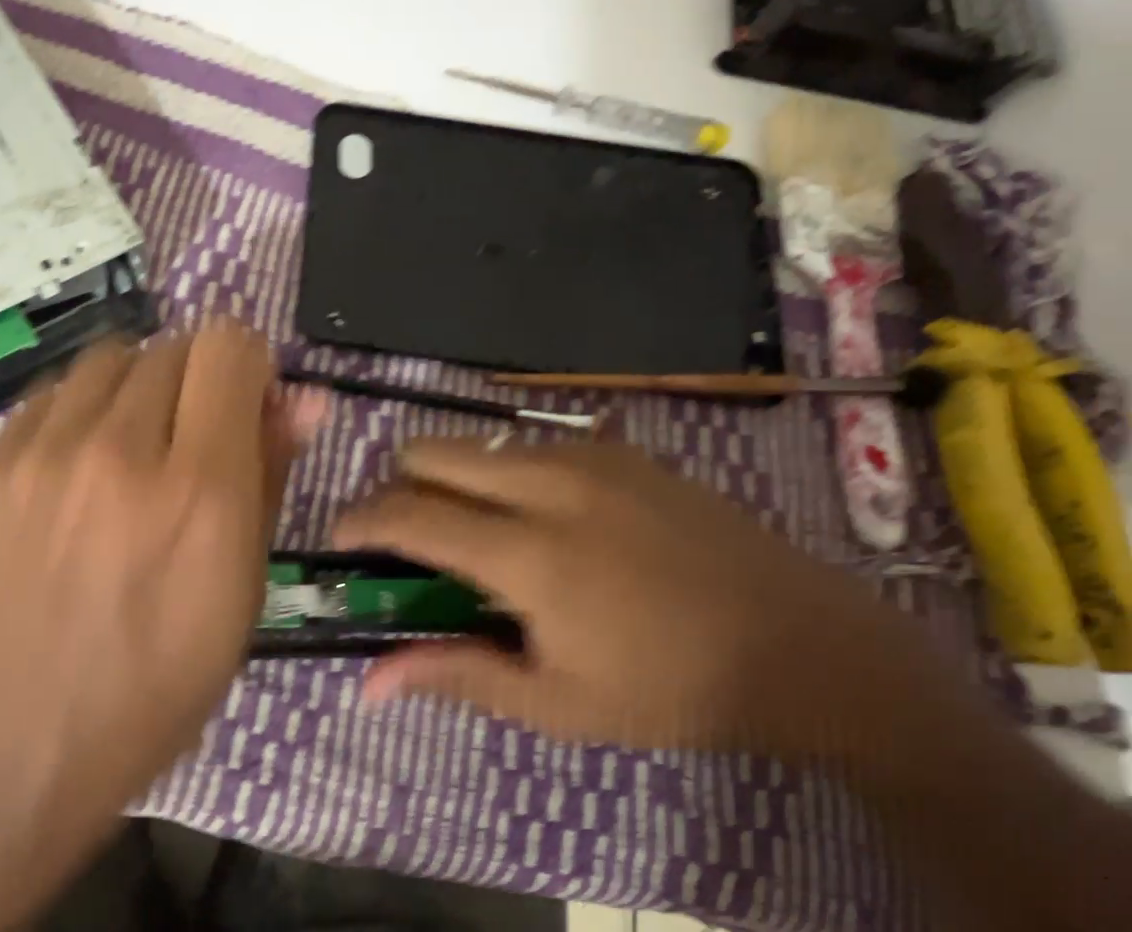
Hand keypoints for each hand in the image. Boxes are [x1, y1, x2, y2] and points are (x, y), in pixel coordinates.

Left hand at [0, 320, 319, 834]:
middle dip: (195, 384)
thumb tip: (302, 398)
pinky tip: (74, 470)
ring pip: (109, 358)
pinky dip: (78, 412)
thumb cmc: (152, 689)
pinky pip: (51, 394)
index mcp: (199, 492)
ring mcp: (45, 452)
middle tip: (186, 447)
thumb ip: (271, 479)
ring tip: (129, 453)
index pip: (229, 347)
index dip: (247, 370)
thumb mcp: (239, 597)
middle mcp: (120, 450)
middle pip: (171, 348)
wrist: (16, 740)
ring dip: (135, 389)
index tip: (242, 411)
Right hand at [335, 440, 962, 755]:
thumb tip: (367, 683)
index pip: (407, 513)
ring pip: (475, 439)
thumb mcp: (556, 704)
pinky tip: (540, 520)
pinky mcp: (623, 450)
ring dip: (449, 477)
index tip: (338, 541)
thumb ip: (455, 675)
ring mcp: (589, 457)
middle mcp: (548, 484)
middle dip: (397, 487)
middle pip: (427, 451)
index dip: (357, 521)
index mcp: (528, 552)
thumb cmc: (671, 688)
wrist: (806, 646)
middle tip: (410, 542)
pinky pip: (529, 442)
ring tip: (475, 532)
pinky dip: (503, 471)